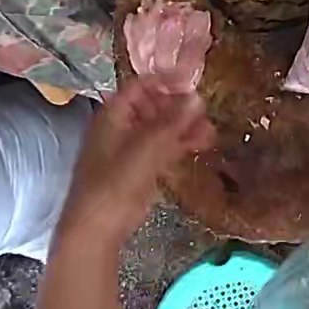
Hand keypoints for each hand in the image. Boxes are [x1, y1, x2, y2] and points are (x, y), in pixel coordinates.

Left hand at [55, 79, 217, 253]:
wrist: (98, 228)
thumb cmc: (114, 183)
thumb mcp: (146, 148)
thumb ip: (172, 122)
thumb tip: (198, 96)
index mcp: (112, 118)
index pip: (139, 87)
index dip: (164, 81)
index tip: (193, 81)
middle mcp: (121, 129)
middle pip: (153, 106)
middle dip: (180, 106)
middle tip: (205, 109)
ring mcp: (132, 149)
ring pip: (162, 128)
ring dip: (185, 126)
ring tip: (211, 128)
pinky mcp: (142, 167)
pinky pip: (165, 147)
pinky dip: (183, 143)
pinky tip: (204, 142)